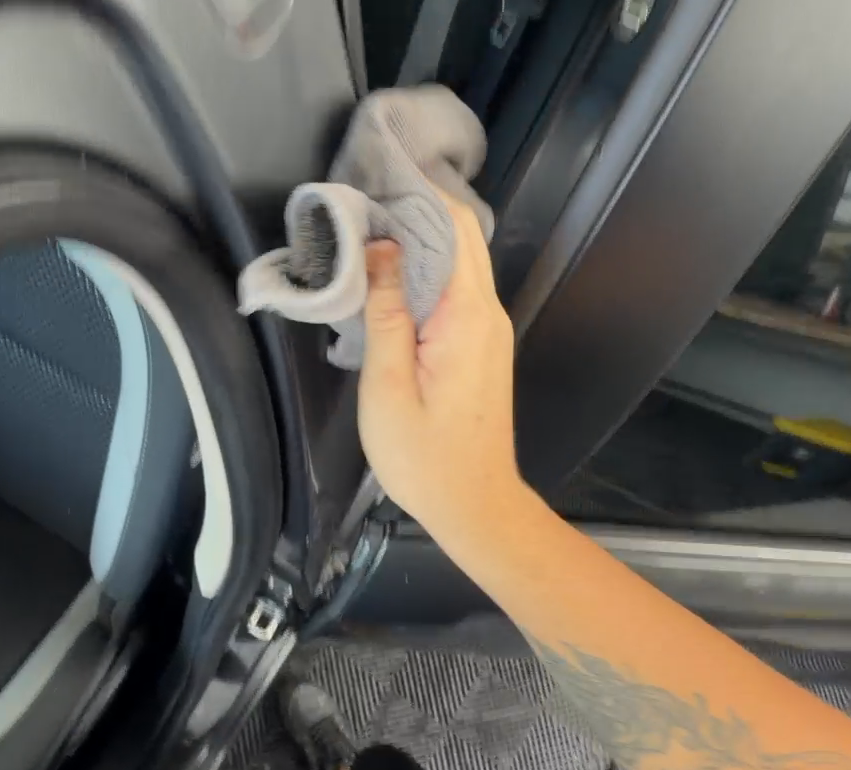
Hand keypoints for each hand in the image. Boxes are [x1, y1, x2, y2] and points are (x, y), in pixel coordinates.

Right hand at [358, 194, 527, 538]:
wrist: (474, 504)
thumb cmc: (425, 459)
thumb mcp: (388, 388)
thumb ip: (385, 313)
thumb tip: (381, 248)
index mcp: (466, 316)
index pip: (452, 226)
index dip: (414, 197)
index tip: (370, 184)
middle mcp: (487, 314)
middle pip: (459, 237)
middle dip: (414, 212)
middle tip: (361, 206)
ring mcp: (489, 332)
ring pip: (457, 263)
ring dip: (417, 244)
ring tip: (367, 236)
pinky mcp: (481, 349)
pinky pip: (455, 293)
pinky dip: (425, 276)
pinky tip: (389, 281)